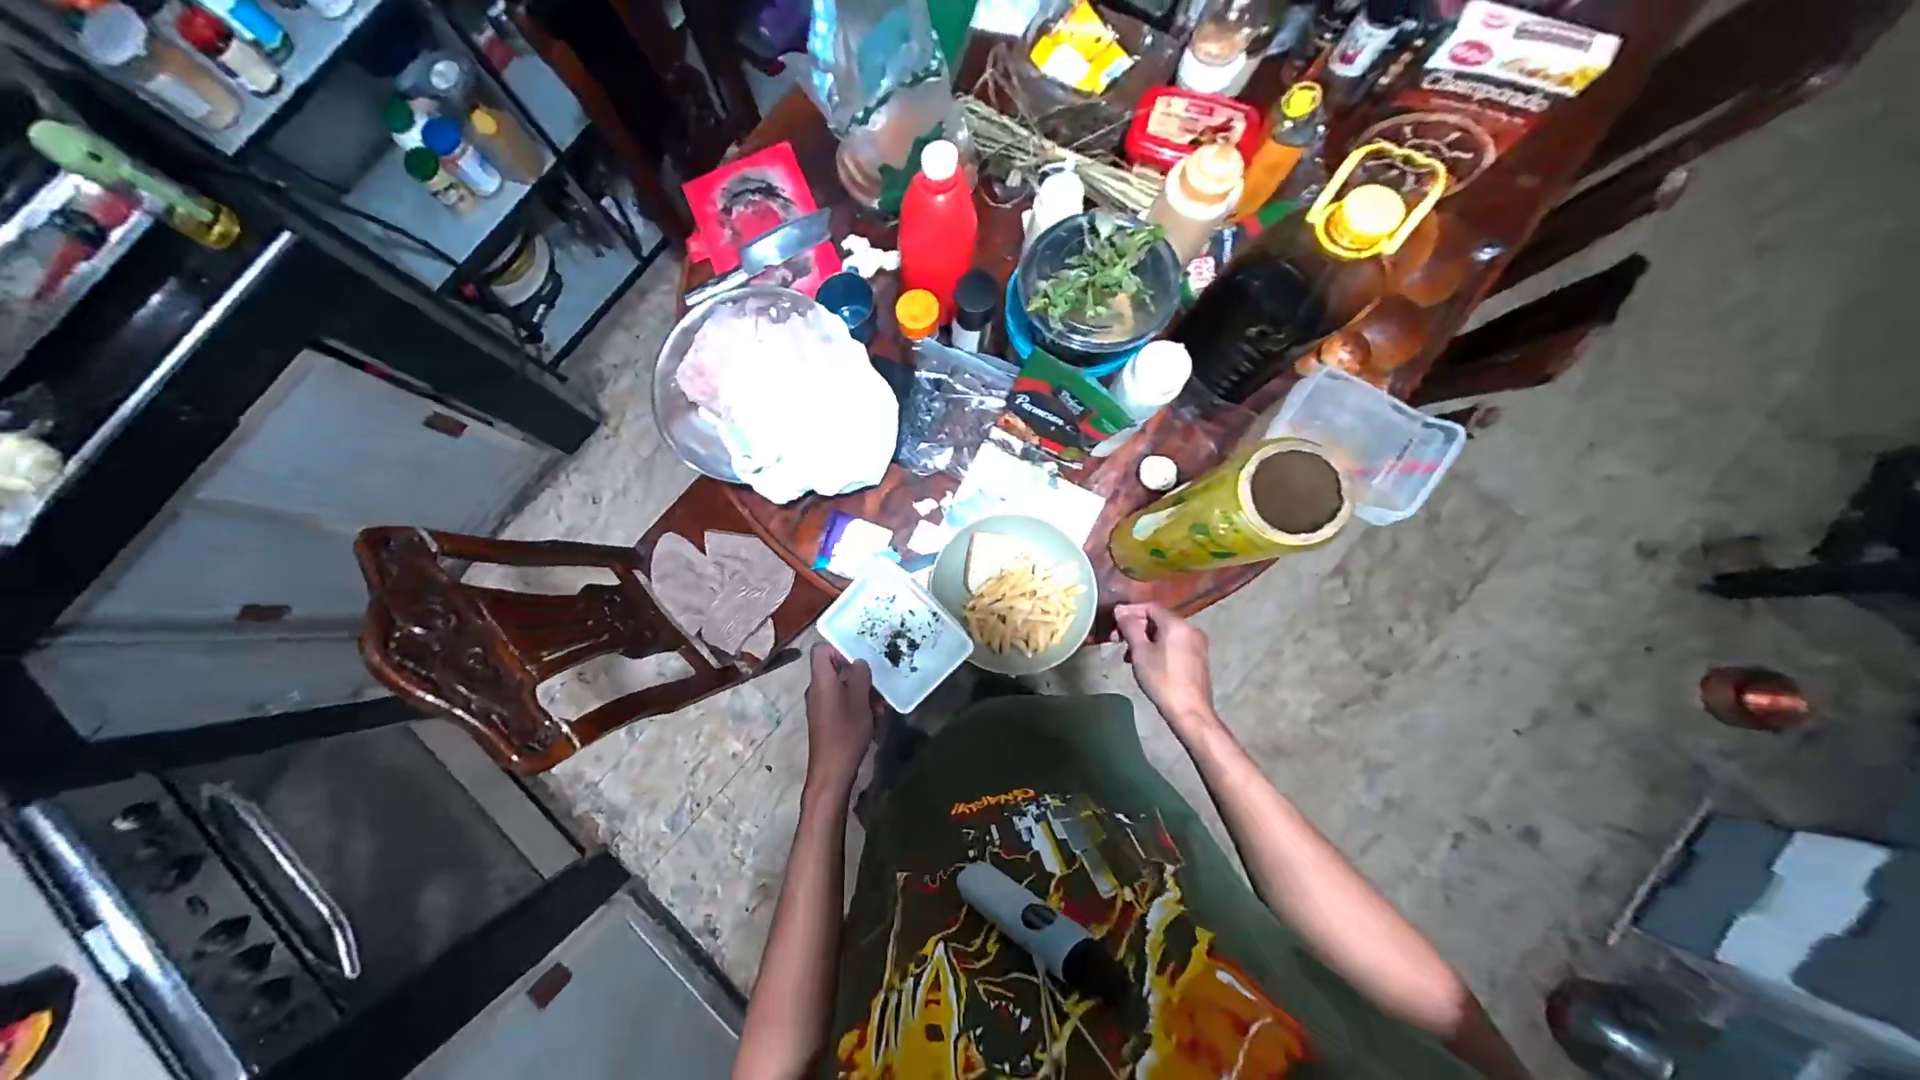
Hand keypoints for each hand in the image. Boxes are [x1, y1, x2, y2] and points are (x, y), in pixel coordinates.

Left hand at [803, 644, 875, 793]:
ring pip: (842, 687)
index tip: (860, 657)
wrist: (832, 770)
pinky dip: (857, 705)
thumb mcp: (859, 700)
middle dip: (859, 675)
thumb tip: (858, 662)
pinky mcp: (826, 719)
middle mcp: (816, 689)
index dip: (839, 648)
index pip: (821, 650)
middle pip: (835, 669)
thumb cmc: (846, 732)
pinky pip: (841, 702)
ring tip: (880, 707)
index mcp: (821, 680)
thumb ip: (859, 675)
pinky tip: (873, 718)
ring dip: (862, 692)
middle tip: (878, 686)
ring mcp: (820, 705)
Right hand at [1113, 603, 1217, 728]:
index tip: (1114, 621)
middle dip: (1136, 627)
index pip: (1151, 607)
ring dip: (1144, 639)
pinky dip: (1157, 648)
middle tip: (1117, 639)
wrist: (1190, 712)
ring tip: (1128, 655)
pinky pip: (1173, 645)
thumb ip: (1130, 628)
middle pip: (1158, 620)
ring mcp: (1196, 645)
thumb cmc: (1162, 679)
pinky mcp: (1197, 659)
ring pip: (1165, 634)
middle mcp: (1191, 629)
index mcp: (1178, 625)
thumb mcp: (1140, 652)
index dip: (1130, 611)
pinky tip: (1145, 662)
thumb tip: (1121, 611)